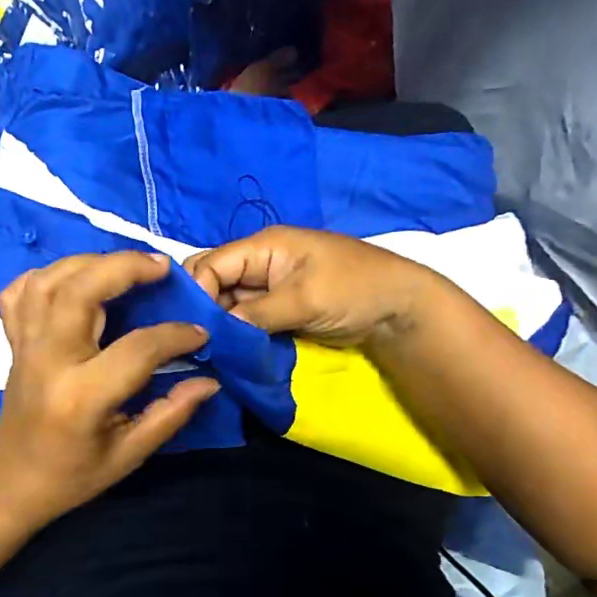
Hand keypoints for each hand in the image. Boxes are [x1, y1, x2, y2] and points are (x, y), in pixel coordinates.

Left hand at [0, 252, 220, 525]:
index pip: (137, 348)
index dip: (175, 334)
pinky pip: (18, 295)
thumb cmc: (72, 477)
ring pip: (47, 282)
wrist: (11, 483)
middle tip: (160, 266)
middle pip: (80, 291)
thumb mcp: (128, 456)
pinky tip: (72, 280)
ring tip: (122, 265)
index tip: (200, 332)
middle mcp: (49, 362)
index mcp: (82, 397)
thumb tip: (210, 380)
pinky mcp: (12, 344)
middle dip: (124, 267)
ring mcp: (24, 348)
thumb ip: (170, 414)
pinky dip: (45, 277)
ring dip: (87, 263)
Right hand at [185, 226, 433, 346]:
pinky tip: (224, 350)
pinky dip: (232, 332)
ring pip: (223, 302)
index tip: (195, 328)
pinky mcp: (273, 309)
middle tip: (196, 339)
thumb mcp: (304, 300)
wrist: (400, 310)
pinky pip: (241, 318)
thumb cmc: (355, 290)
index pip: (210, 265)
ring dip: (215, 323)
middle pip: (210, 280)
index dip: (196, 293)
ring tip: (207, 349)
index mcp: (263, 246)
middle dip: (201, 307)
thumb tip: (214, 334)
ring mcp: (265, 287)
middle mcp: (257, 262)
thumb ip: (255, 314)